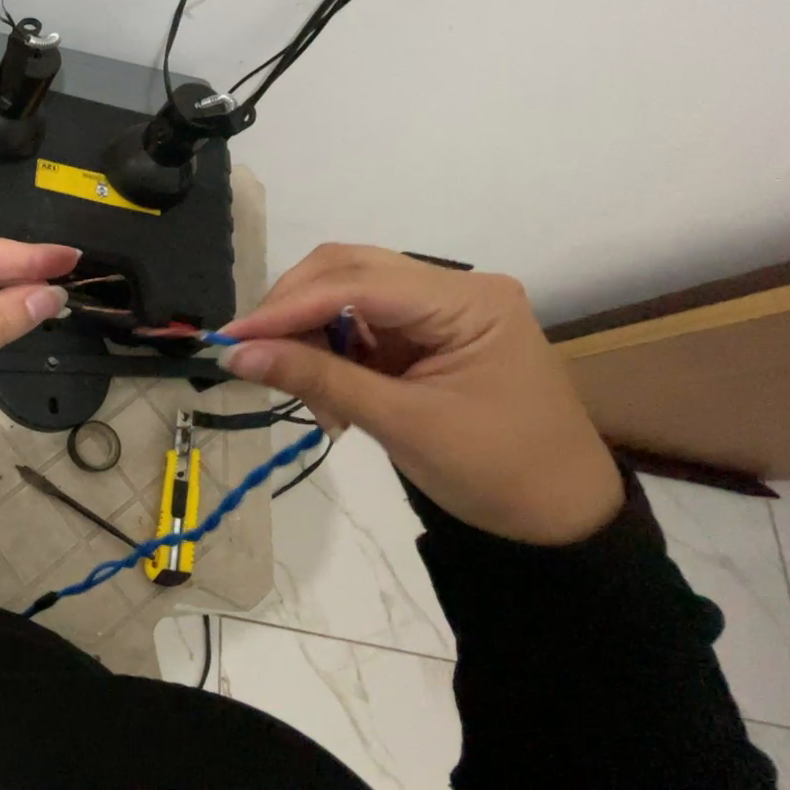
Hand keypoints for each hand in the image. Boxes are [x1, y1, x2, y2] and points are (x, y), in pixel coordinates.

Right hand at [217, 244, 622, 545]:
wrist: (557, 519)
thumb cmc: (496, 471)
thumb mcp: (401, 423)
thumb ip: (316, 379)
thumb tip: (234, 353)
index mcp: (468, 302)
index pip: (356, 283)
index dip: (287, 307)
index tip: (232, 338)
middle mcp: (452, 290)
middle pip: (345, 270)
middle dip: (291, 309)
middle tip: (253, 354)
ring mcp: (436, 310)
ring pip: (341, 292)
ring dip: (306, 333)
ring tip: (303, 392)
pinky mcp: (421, 333)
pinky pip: (353, 323)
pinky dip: (325, 352)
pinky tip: (325, 395)